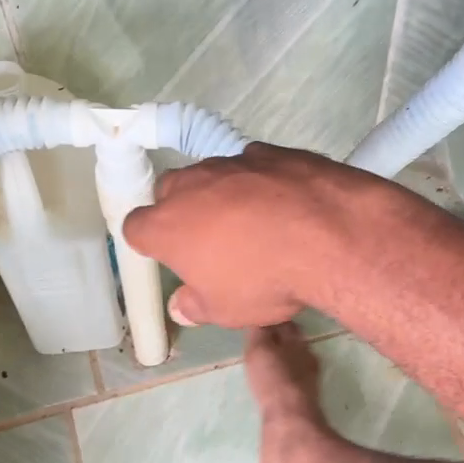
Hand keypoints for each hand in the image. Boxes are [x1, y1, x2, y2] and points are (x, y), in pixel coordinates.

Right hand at [123, 143, 402, 327]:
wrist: (328, 234)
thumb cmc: (264, 280)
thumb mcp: (225, 310)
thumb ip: (196, 306)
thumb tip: (181, 306)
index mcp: (167, 226)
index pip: (135, 228)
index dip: (150, 243)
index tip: (171, 258)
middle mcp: (191, 186)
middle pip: (170, 192)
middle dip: (182, 212)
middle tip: (210, 242)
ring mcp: (231, 162)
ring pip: (212, 175)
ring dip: (222, 195)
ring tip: (253, 224)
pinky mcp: (271, 151)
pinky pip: (254, 167)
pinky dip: (260, 183)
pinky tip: (284, 205)